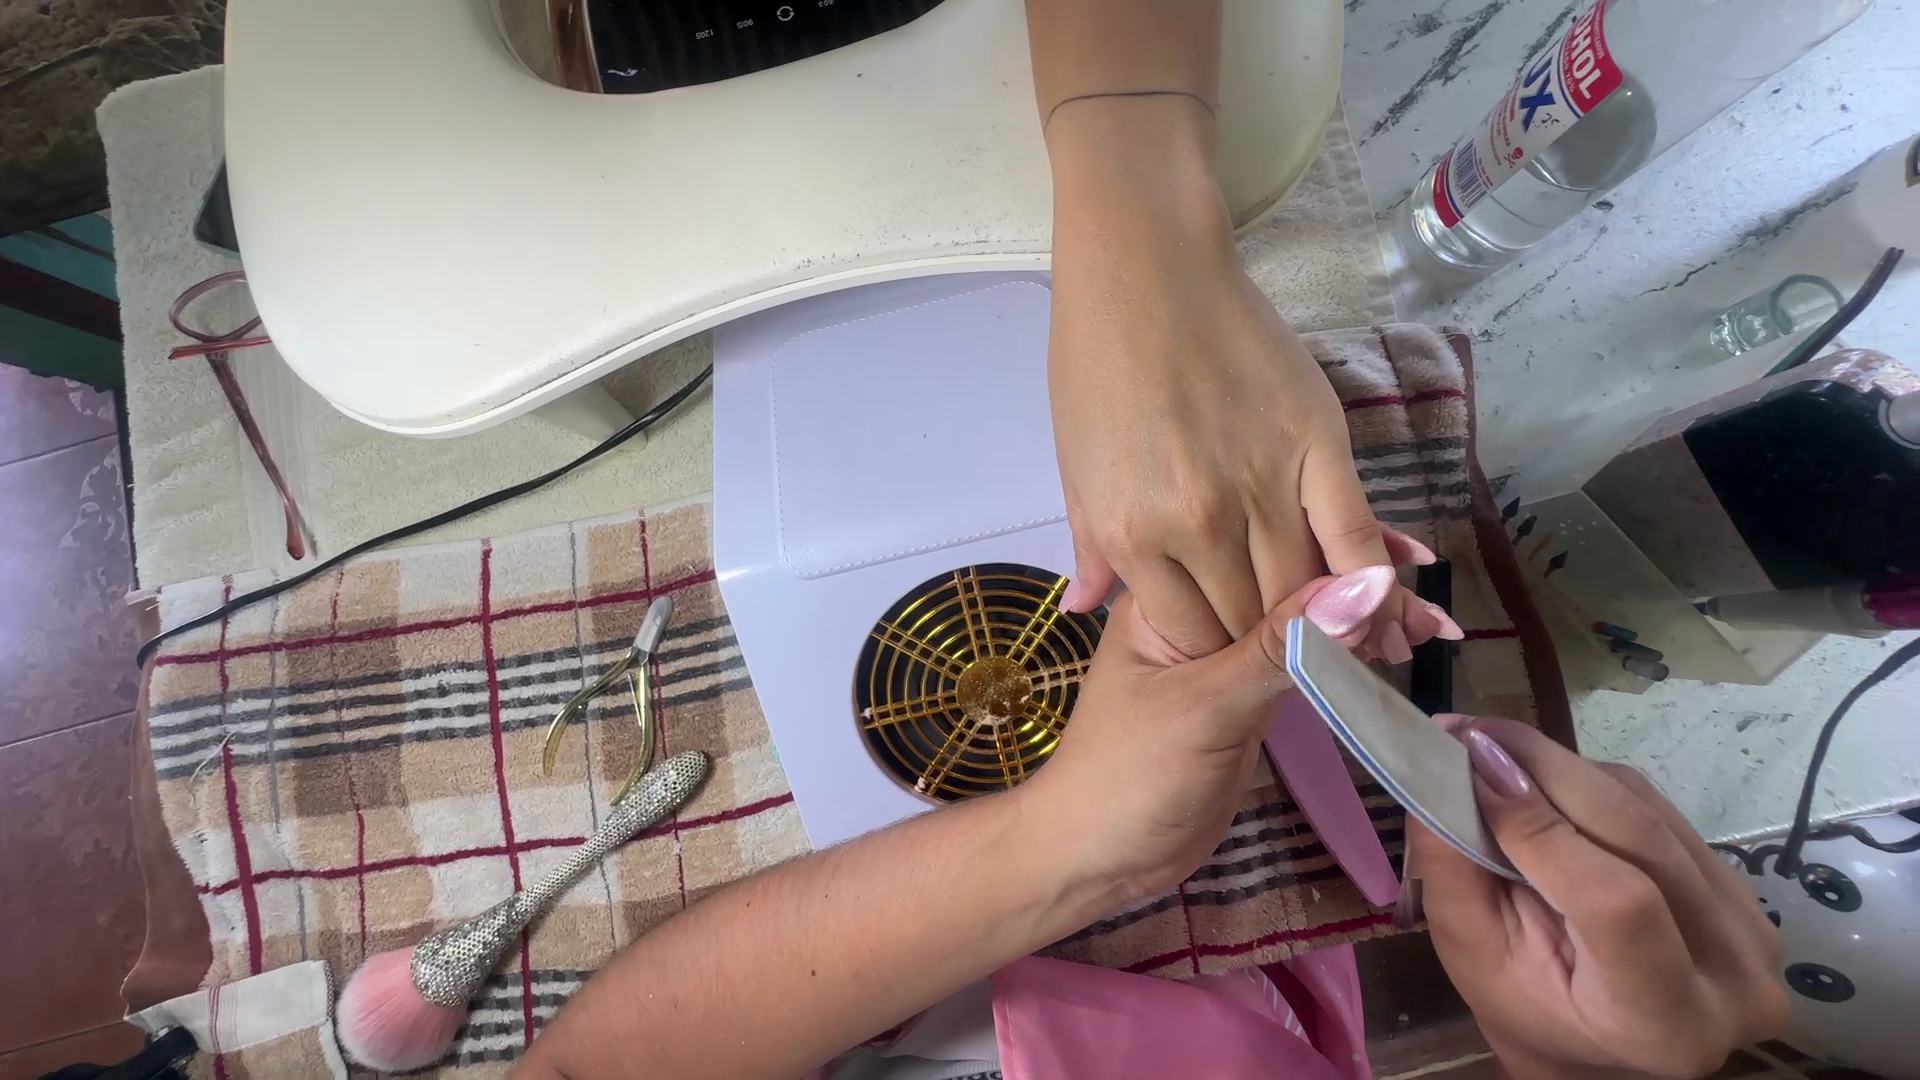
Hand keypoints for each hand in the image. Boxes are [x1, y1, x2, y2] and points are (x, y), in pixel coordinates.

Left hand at [1019, 546, 1457, 904]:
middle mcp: (1196, 614)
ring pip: (1300, 626)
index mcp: (1168, 595)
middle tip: (1432, 614)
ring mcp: (1219, 656)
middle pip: (1287, 585)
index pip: (1259, 554)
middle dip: (1361, 589)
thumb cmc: (1131, 774)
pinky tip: (1386, 653)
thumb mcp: (1204, 707)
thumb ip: (1279, 649)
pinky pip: (1299, 666)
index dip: (1335, 556)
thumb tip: (1367, 583)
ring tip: (1431, 631)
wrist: (1102, 853)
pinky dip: (1343, 660)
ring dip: (1362, 624)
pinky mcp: (1240, 697)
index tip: (1409, 570)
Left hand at [1045, 96, 1409, 661]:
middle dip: (1261, 647)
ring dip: (1314, 621)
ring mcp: (1265, 488)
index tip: (1226, 655)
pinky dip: (1371, 583)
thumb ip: (1089, 550)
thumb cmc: (1094, 372)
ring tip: (1323, 632)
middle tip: (1276, 647)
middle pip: (1251, 625)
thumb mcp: (1075, 470)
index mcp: (1133, 538)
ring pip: (1306, 592)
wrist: (1144, 276)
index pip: (1193, 636)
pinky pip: (1358, 537)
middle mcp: (1201, 527)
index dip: (1214, 656)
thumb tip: (1081, 610)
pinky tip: (1378, 604)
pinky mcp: (1321, 446)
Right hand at [1413, 718, 1789, 1078]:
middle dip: (1542, 766)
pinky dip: (1586, 777)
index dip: (1538, 823)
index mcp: (1656, 1018)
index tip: (1465, 765)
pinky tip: (1538, 777)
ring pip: (1646, 808)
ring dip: (1558, 764)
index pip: (1615, 901)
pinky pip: (1658, 806)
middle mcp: (1734, 980)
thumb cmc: (1513, 997)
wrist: (1589, 1035)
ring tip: (1491, 749)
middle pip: (1639, 836)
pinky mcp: (1743, 892)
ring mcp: (1753, 933)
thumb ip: (1451, 861)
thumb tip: (1450, 766)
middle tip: (1466, 729)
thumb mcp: (1463, 942)